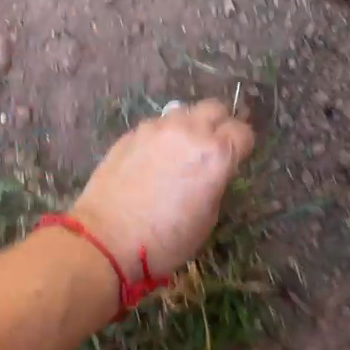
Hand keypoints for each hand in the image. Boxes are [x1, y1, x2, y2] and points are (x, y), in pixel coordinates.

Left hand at [67, 100, 254, 278]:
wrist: (106, 238)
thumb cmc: (164, 240)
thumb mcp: (207, 219)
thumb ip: (215, 182)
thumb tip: (212, 170)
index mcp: (215, 154)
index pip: (243, 132)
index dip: (242, 145)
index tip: (236, 158)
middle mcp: (189, 131)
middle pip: (215, 109)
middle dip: (219, 125)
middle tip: (212, 148)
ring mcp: (158, 127)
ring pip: (185, 111)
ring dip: (190, 126)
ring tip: (180, 151)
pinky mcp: (133, 131)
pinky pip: (158, 124)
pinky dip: (163, 136)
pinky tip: (153, 159)